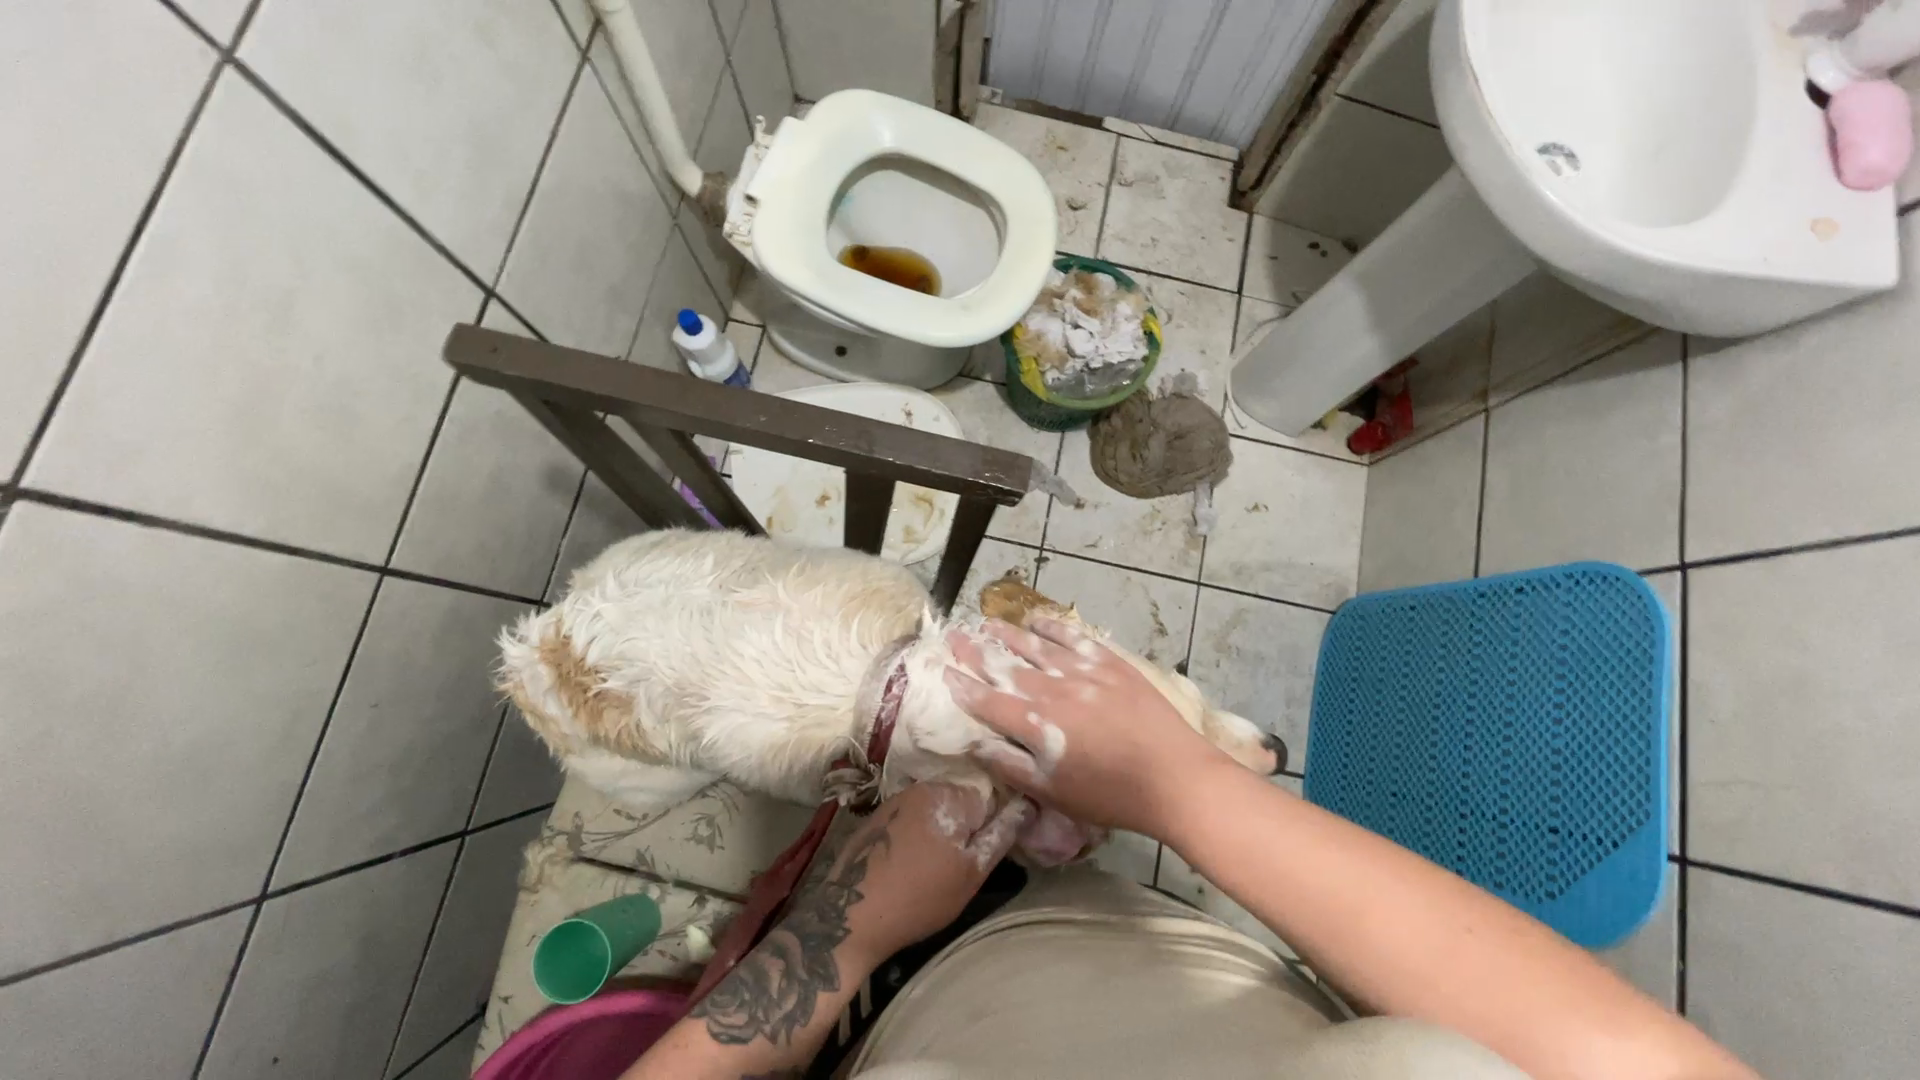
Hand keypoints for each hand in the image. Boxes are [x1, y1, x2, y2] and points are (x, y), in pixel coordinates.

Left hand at [808, 781, 1032, 968]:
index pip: (992, 798)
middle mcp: (923, 786)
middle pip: (962, 802)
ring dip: (942, 833)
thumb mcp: (971, 873)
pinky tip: (911, 865)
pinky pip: (912, 818)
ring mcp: (896, 800)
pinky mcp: (877, 817)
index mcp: (951, 795)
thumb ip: (1001, 834)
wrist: (849, 916)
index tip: (986, 855)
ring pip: (937, 811)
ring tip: (935, 870)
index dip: (995, 828)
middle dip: (967, 829)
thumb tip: (1029, 803)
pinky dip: (918, 836)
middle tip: (960, 869)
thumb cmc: (919, 897)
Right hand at [944, 617, 1225, 836]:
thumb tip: (974, 743)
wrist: (1173, 778)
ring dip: (1008, 634)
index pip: (988, 701)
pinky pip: (1074, 638)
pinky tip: (1038, 621)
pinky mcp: (1111, 664)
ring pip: (1036, 646)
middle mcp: (1053, 690)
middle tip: (955, 635)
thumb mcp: (1053, 792)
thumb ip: (1010, 766)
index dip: (963, 685)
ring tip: (987, 623)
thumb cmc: (1110, 795)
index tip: (945, 670)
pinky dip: (1053, 627)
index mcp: (1036, 725)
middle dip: (976, 651)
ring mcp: (1083, 672)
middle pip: (1006, 666)